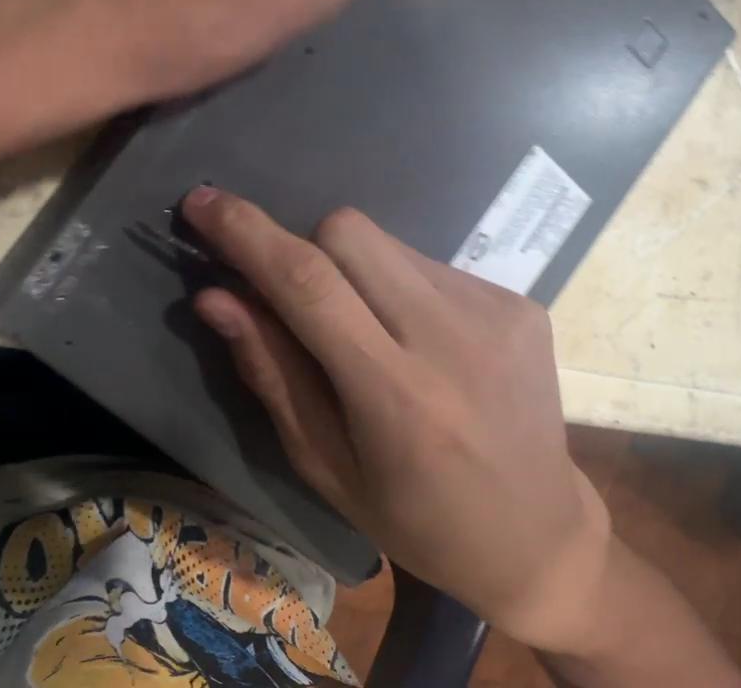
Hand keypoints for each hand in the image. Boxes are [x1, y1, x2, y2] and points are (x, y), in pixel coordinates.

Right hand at [180, 187, 611, 654]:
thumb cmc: (413, 517)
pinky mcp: (520, 302)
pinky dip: (392, 284)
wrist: (540, 538)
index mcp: (397, 396)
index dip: (246, 234)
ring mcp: (496, 312)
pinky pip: (423, 261)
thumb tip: (214, 296)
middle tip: (287, 296)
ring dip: (346, 268)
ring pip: (383, 239)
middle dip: (298, 248)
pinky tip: (410, 338)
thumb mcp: (322, 461)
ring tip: (360, 329)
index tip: (200, 202)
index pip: (307, 285)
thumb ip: (269, 370)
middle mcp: (453, 339)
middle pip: (345, 232)